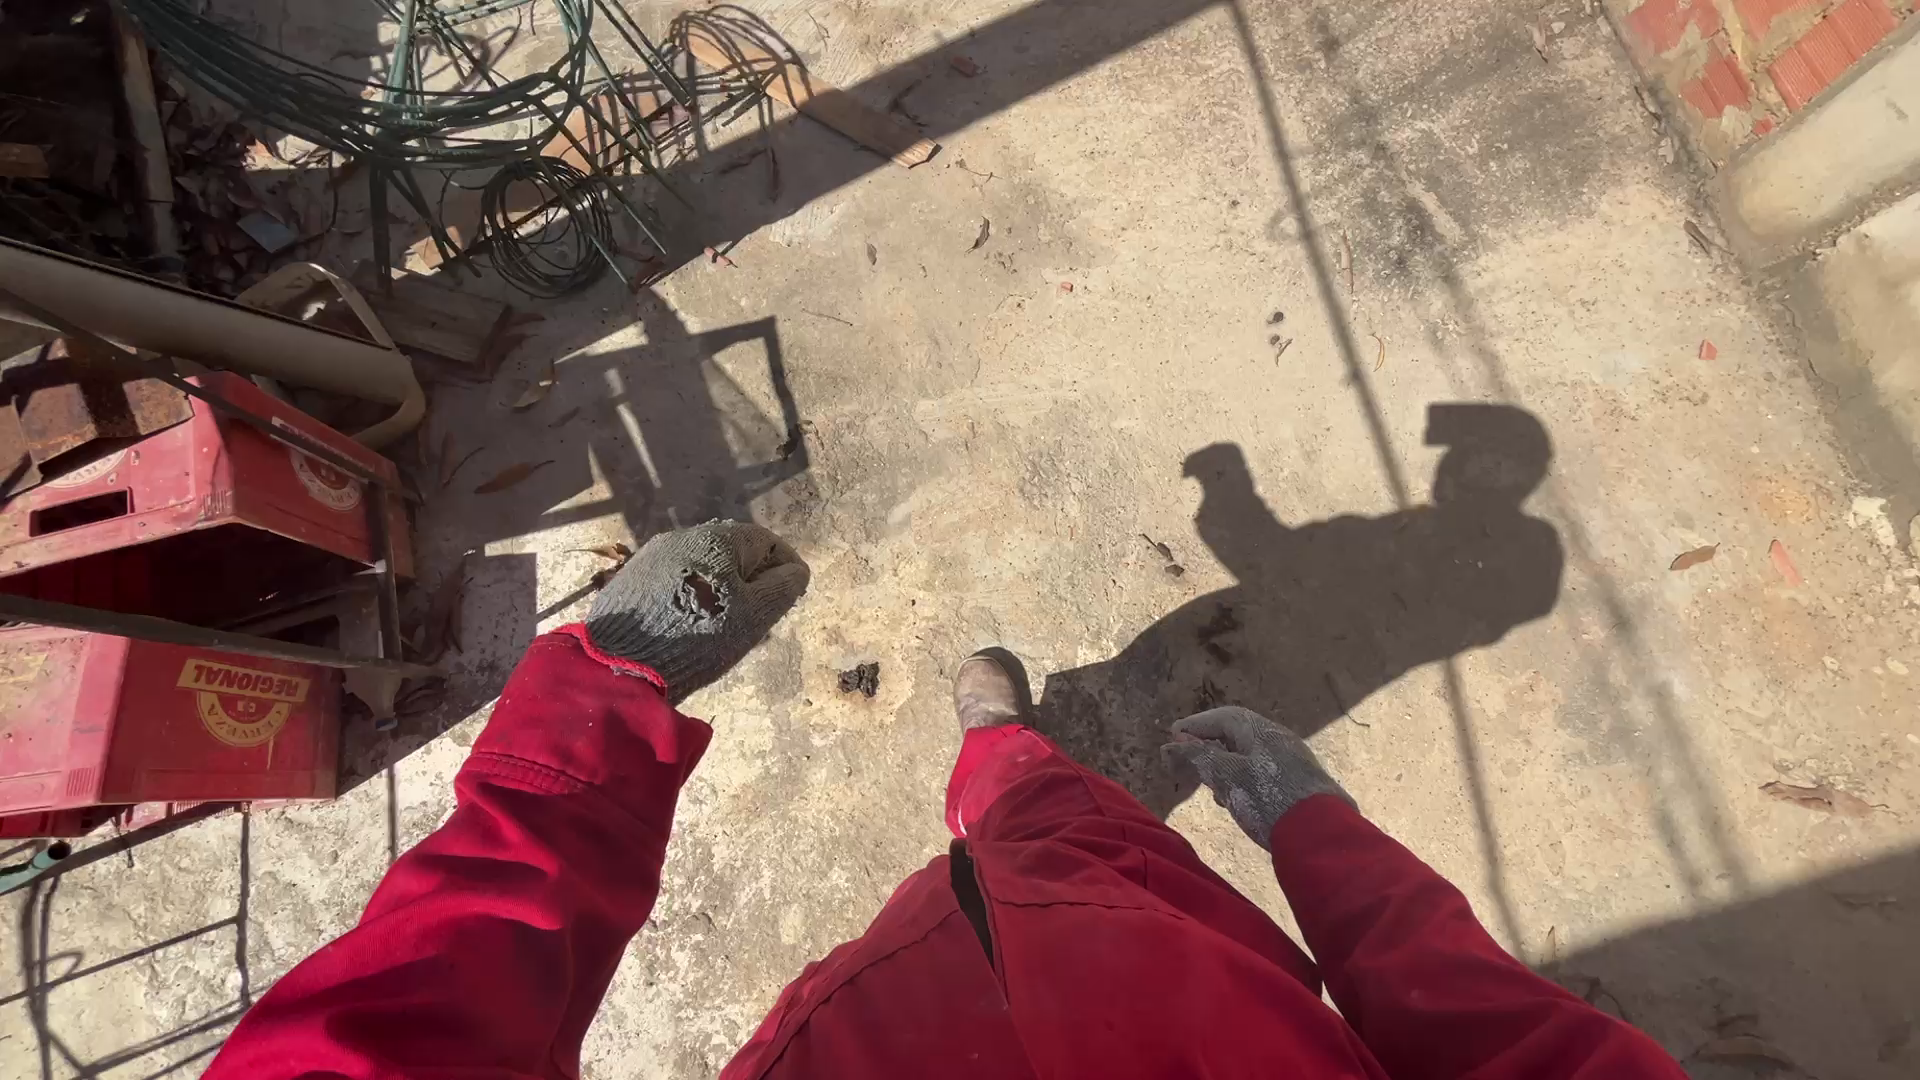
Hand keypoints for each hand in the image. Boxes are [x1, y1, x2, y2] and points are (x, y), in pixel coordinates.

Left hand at [585, 520, 809, 701]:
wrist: (621, 664)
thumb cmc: (700, 636)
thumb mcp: (755, 615)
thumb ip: (783, 586)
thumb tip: (796, 570)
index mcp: (719, 539)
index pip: (768, 542)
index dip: (786, 568)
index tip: (791, 596)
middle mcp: (685, 536)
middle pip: (734, 552)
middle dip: (752, 579)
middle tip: (759, 615)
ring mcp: (653, 555)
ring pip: (704, 566)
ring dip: (722, 588)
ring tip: (725, 623)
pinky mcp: (632, 577)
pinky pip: (677, 578)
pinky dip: (693, 595)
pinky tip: (690, 623)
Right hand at [1161, 707, 1353, 848]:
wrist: (1323, 837)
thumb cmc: (1268, 798)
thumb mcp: (1226, 776)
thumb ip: (1196, 758)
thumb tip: (1169, 746)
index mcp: (1261, 731)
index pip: (1222, 718)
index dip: (1195, 726)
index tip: (1173, 737)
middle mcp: (1278, 740)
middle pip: (1236, 736)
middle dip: (1208, 747)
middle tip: (1187, 760)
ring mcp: (1292, 763)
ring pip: (1248, 757)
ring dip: (1224, 767)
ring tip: (1209, 787)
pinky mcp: (1299, 787)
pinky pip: (1261, 774)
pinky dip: (1241, 781)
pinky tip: (1235, 801)